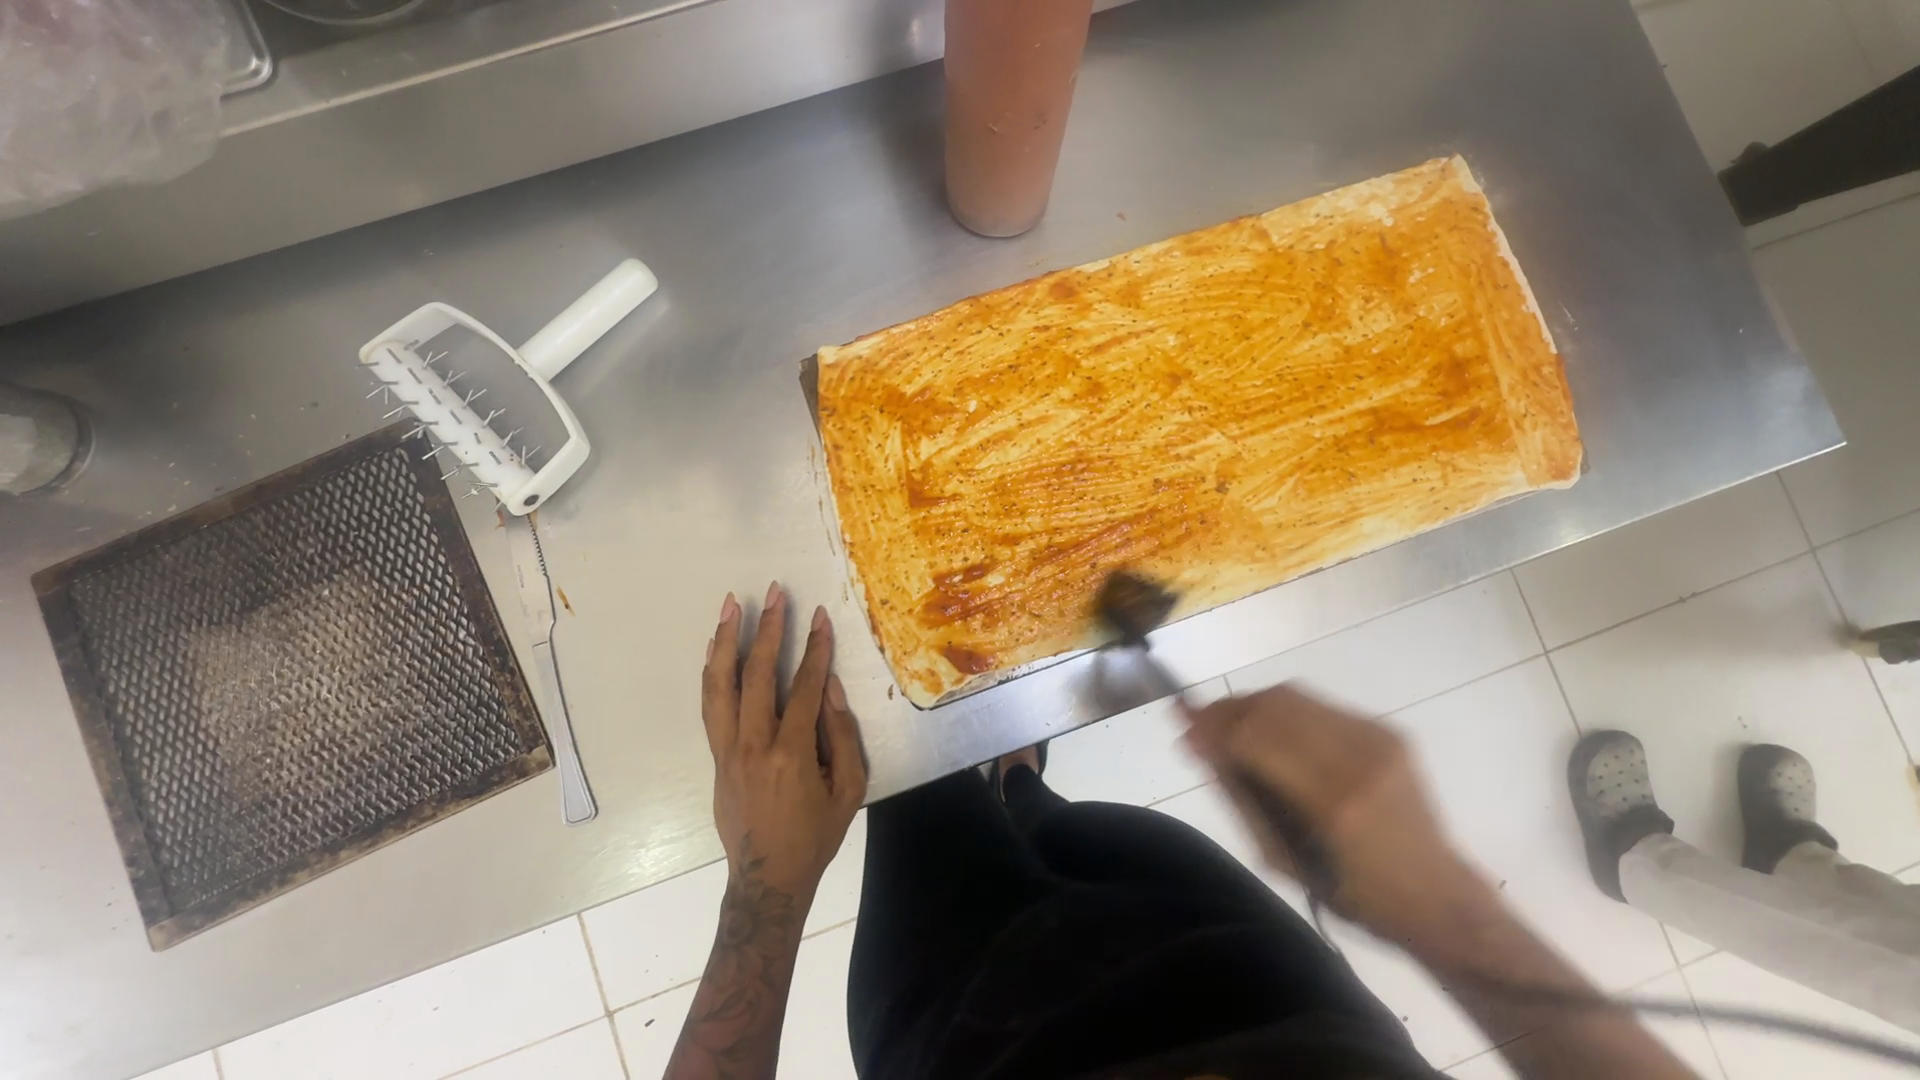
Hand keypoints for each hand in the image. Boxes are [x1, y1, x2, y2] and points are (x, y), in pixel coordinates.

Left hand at [702, 583, 867, 902]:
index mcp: (792, 753)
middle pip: (759, 674)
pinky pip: (710, 705)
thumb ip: (842, 736)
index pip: (806, 687)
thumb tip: (832, 688)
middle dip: (768, 628)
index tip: (819, 616)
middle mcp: (753, 744)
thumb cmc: (815, 835)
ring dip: (727, 640)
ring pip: (722, 684)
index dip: (816, 649)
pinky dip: (711, 672)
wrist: (767, 879)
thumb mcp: (848, 790)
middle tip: (775, 592)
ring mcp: (728, 750)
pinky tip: (715, 647)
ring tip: (731, 604)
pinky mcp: (715, 757)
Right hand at [1184, 684, 1493, 941]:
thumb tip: (1196, 744)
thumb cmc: (1349, 891)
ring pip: (1292, 697)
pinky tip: (1272, 733)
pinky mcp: (1387, 731)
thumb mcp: (1280, 855)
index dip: (1211, 725)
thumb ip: (1238, 793)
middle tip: (1197, 722)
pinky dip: (1283, 713)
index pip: (1254, 737)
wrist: (1436, 895)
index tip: (1179, 724)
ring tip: (1229, 726)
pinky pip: (1318, 706)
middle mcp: (1358, 758)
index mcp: (1332, 801)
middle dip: (1226, 708)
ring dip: (1251, 705)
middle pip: (1271, 705)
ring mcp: (1377, 739)